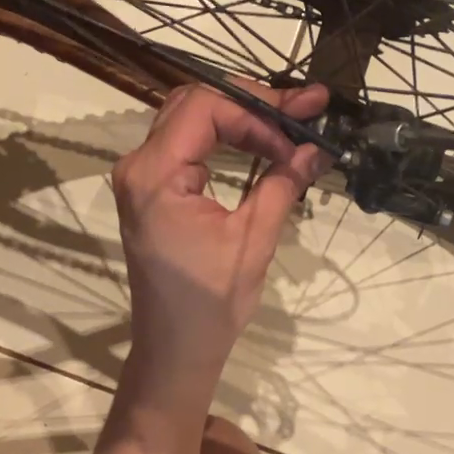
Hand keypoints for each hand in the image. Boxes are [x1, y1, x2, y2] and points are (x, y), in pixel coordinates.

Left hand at [111, 81, 329, 402]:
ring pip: (188, 121)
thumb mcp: (253, 242)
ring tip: (287, 123)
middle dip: (251, 104)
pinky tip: (257, 144)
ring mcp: (140, 179)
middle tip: (302, 111)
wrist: (175, 348)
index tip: (297, 139)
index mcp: (155, 176)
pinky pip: (185, 147)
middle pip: (194, 104)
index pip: (206, 108)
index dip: (257, 114)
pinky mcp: (150, 193)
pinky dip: (222, 140)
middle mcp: (138, 167)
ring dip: (238, 118)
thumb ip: (282, 186)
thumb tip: (316, 150)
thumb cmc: (211, 304)